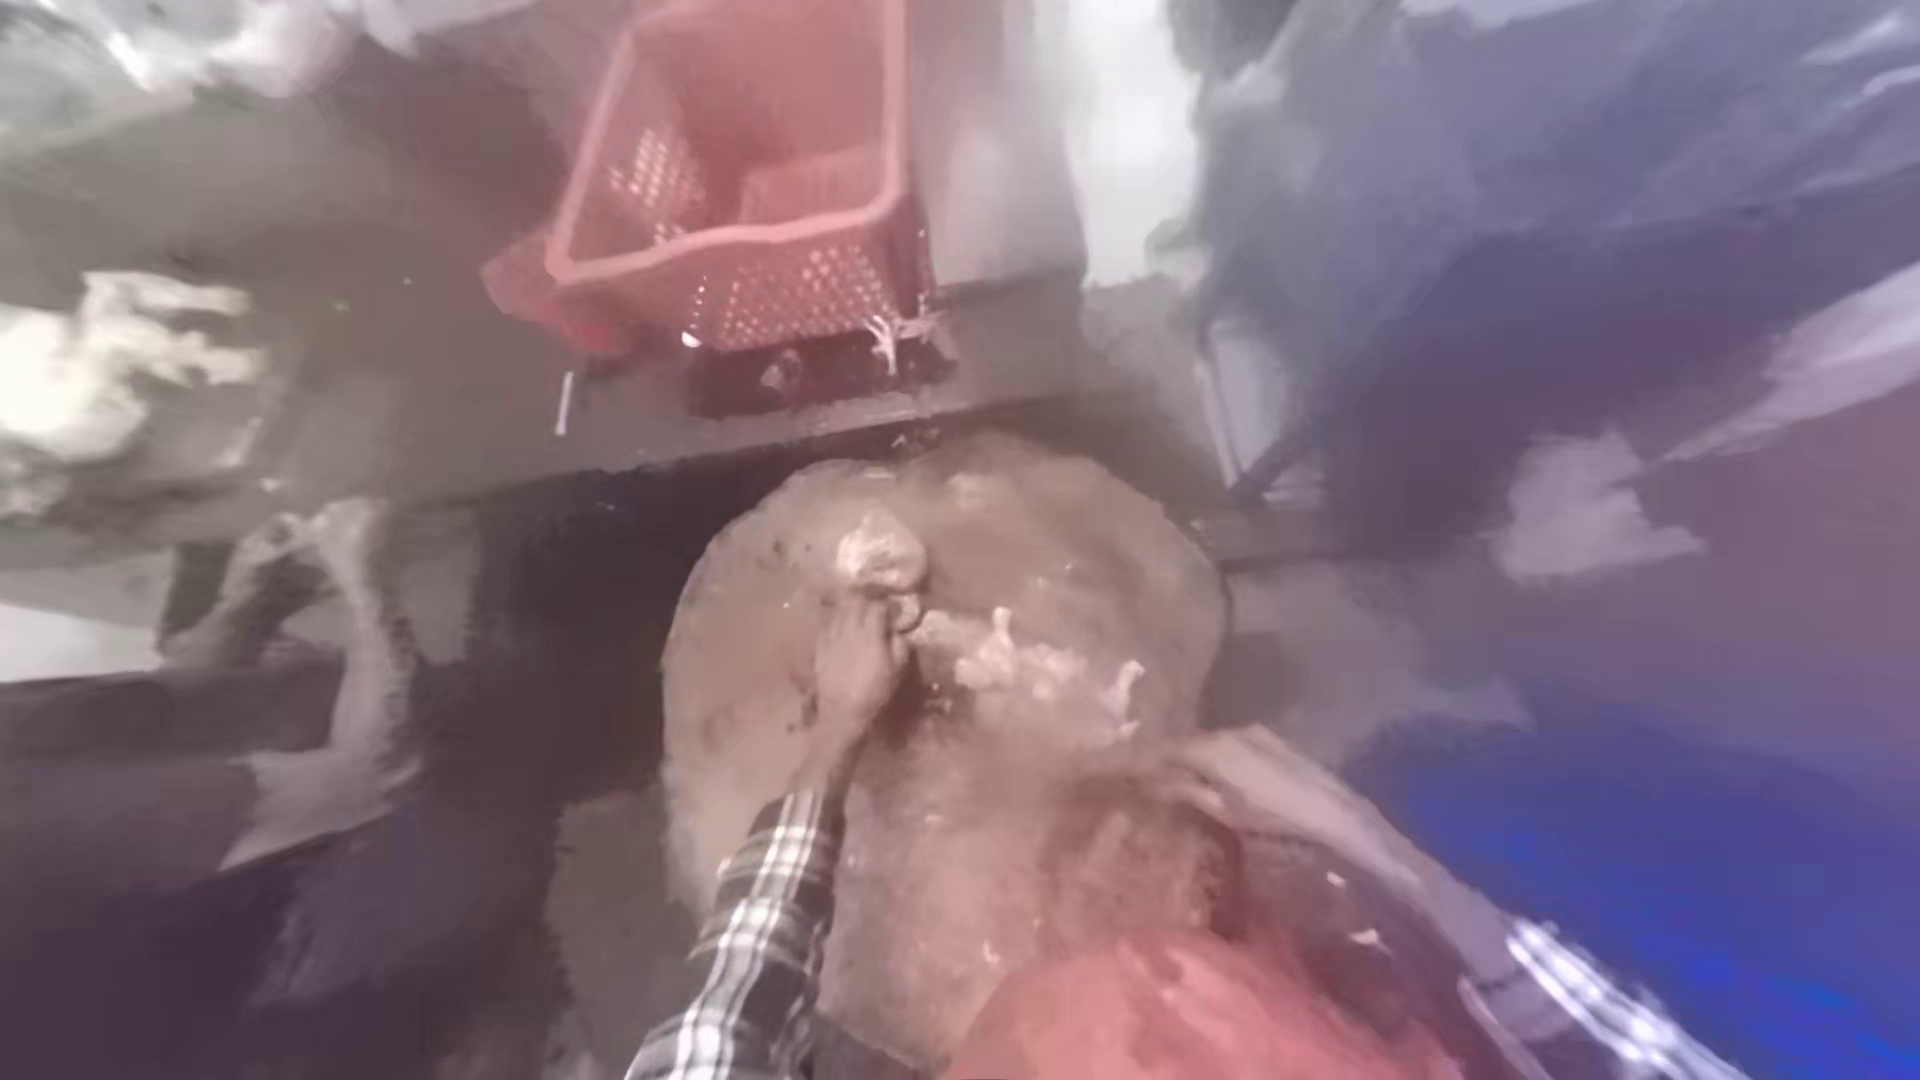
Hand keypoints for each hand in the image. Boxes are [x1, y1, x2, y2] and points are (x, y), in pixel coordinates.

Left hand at [798, 594, 908, 790]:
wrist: (843, 713)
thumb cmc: (875, 692)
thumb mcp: (898, 670)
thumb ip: (901, 645)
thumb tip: (898, 632)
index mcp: (871, 634)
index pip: (877, 607)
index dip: (886, 606)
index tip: (892, 612)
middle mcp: (849, 630)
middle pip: (855, 603)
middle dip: (866, 602)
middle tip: (874, 608)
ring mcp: (832, 638)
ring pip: (839, 612)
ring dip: (849, 609)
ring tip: (856, 614)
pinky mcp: (820, 648)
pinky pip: (827, 627)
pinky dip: (835, 623)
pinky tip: (839, 628)